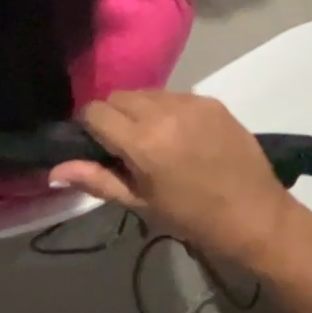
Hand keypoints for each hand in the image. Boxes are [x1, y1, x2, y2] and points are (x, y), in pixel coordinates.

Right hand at [49, 91, 296, 267]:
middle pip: (117, 98)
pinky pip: (173, 95)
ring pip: (144, 94)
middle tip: (127, 147)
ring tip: (156, 140)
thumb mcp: (140, 204)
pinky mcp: (209, 100)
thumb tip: (53, 171)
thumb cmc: (193, 219)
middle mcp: (162, 112)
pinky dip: (167, 110)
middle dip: (114, 117)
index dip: (90, 128)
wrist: (258, 218)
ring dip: (140, 111)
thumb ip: (96, 179)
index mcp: (142, 142)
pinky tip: (181, 136)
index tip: (100, 147)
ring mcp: (189, 102)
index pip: (94, 112)